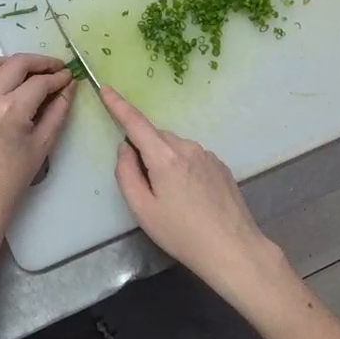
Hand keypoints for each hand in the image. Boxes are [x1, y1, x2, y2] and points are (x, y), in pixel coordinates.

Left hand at [0, 54, 74, 222]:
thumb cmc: (13, 176)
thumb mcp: (43, 144)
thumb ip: (58, 110)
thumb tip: (69, 86)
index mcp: (11, 110)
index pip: (39, 82)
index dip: (58, 77)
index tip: (69, 76)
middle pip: (17, 63)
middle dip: (40, 62)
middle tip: (56, 68)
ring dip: (16, 62)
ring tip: (33, 72)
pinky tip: (10, 82)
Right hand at [103, 86, 287, 306]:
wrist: (233, 249)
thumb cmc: (182, 233)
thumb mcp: (142, 209)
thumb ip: (126, 173)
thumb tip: (125, 149)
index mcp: (165, 157)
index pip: (136, 123)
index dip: (118, 105)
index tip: (106, 89)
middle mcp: (188, 147)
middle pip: (156, 137)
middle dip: (144, 150)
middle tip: (146, 187)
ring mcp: (207, 155)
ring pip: (174, 147)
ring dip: (165, 161)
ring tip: (172, 198)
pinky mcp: (220, 166)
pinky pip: (192, 157)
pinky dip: (182, 168)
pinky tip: (190, 197)